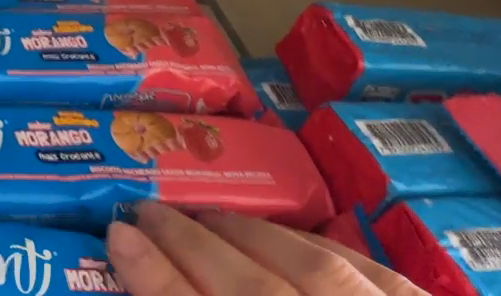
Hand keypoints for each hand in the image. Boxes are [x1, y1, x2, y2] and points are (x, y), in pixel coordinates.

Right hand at [108, 202, 426, 295]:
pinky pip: (383, 280)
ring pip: (318, 276)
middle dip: (192, 245)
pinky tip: (294, 240)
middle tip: (144, 212)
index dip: (159, 283)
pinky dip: (327, 253)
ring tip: (202, 217)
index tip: (117, 239)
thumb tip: (155, 290)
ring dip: (250, 238)